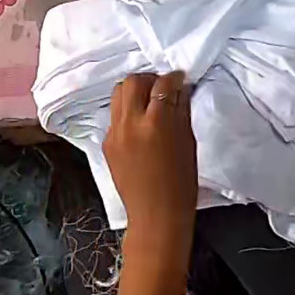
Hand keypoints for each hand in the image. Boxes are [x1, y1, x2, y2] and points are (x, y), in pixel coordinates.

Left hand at [104, 71, 198, 238]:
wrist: (156, 215)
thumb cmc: (181, 183)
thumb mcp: (188, 143)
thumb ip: (181, 112)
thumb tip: (180, 89)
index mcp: (156, 123)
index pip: (162, 84)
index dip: (173, 78)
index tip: (180, 79)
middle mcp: (130, 123)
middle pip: (133, 82)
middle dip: (149, 80)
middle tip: (162, 88)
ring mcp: (114, 133)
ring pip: (118, 94)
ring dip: (134, 92)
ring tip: (148, 102)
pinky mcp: (106, 143)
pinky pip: (115, 116)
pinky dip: (127, 112)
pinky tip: (139, 125)